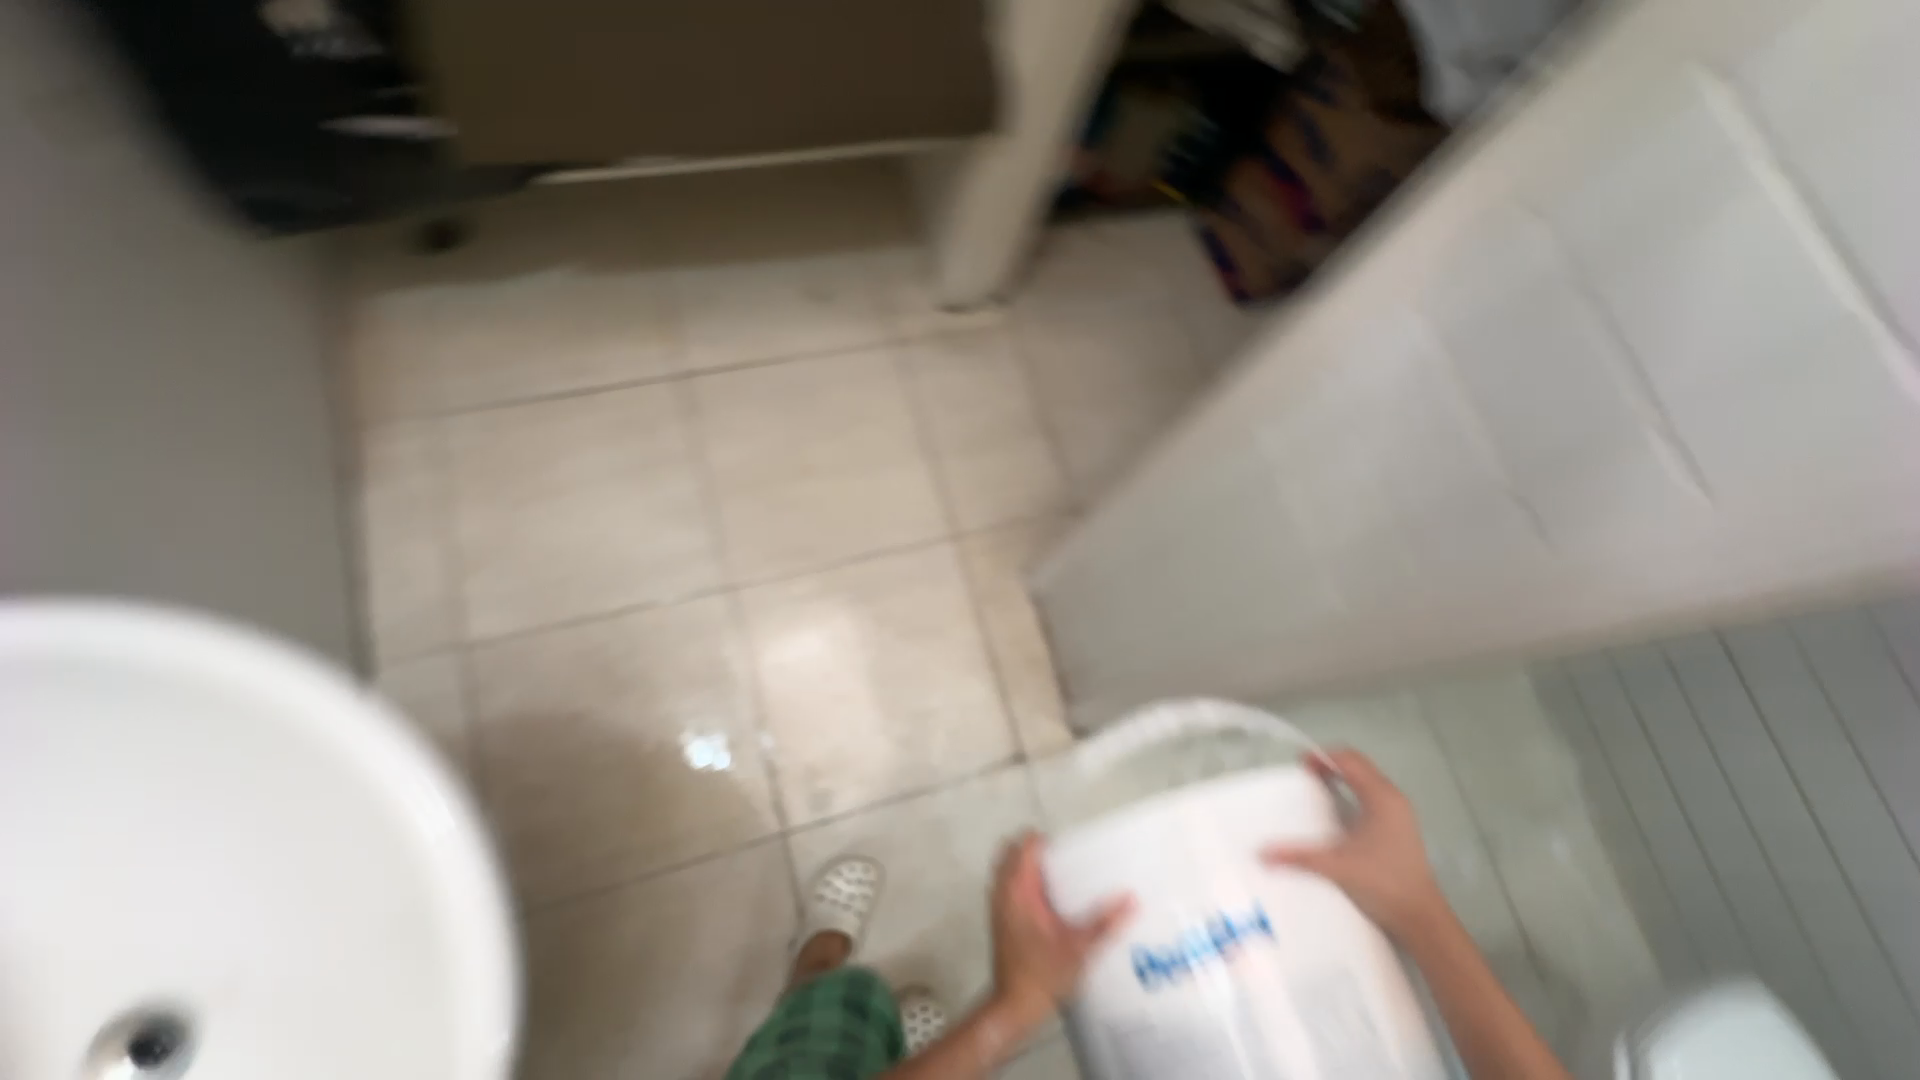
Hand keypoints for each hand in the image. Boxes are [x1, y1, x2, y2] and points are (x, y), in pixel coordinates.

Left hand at [988, 831, 1133, 1024]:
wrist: (1015, 1004)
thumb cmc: (1044, 973)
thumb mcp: (1080, 948)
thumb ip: (1105, 922)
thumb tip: (1131, 899)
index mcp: (1020, 889)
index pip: (1026, 845)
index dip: (1045, 841)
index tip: (1067, 849)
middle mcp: (1003, 891)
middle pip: (1012, 851)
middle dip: (1034, 850)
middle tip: (1062, 861)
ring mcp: (997, 904)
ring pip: (1005, 868)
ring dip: (1024, 865)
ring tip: (1055, 878)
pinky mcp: (998, 918)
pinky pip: (1005, 885)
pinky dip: (1019, 881)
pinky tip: (1044, 901)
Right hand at [1261, 749, 1449, 940]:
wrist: (1420, 917)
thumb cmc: (1382, 883)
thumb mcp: (1336, 866)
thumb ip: (1298, 856)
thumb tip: (1261, 852)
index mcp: (1381, 798)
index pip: (1349, 760)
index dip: (1322, 757)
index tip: (1299, 766)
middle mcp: (1392, 798)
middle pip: (1358, 765)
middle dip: (1330, 764)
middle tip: (1304, 777)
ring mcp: (1398, 812)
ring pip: (1366, 778)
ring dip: (1341, 777)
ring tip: (1316, 790)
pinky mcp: (1398, 825)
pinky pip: (1371, 794)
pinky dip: (1351, 791)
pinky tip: (1336, 811)